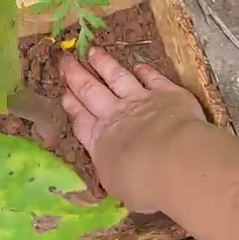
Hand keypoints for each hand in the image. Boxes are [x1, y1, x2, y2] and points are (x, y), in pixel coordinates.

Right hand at [58, 47, 206, 213]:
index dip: (73, 107)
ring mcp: (140, 100)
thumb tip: (118, 173)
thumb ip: (116, 174)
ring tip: (93, 51)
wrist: (173, 160)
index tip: (65, 94)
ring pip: (117, 78)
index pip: (82, 122)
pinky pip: (152, 77)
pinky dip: (143, 70)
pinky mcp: (166, 92)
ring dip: (104, 64)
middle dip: (77, 77)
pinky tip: (137, 65)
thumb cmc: (144, 184)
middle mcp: (116, 117)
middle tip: (65, 61)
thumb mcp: (120, 188)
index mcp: (101, 144)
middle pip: (92, 93)